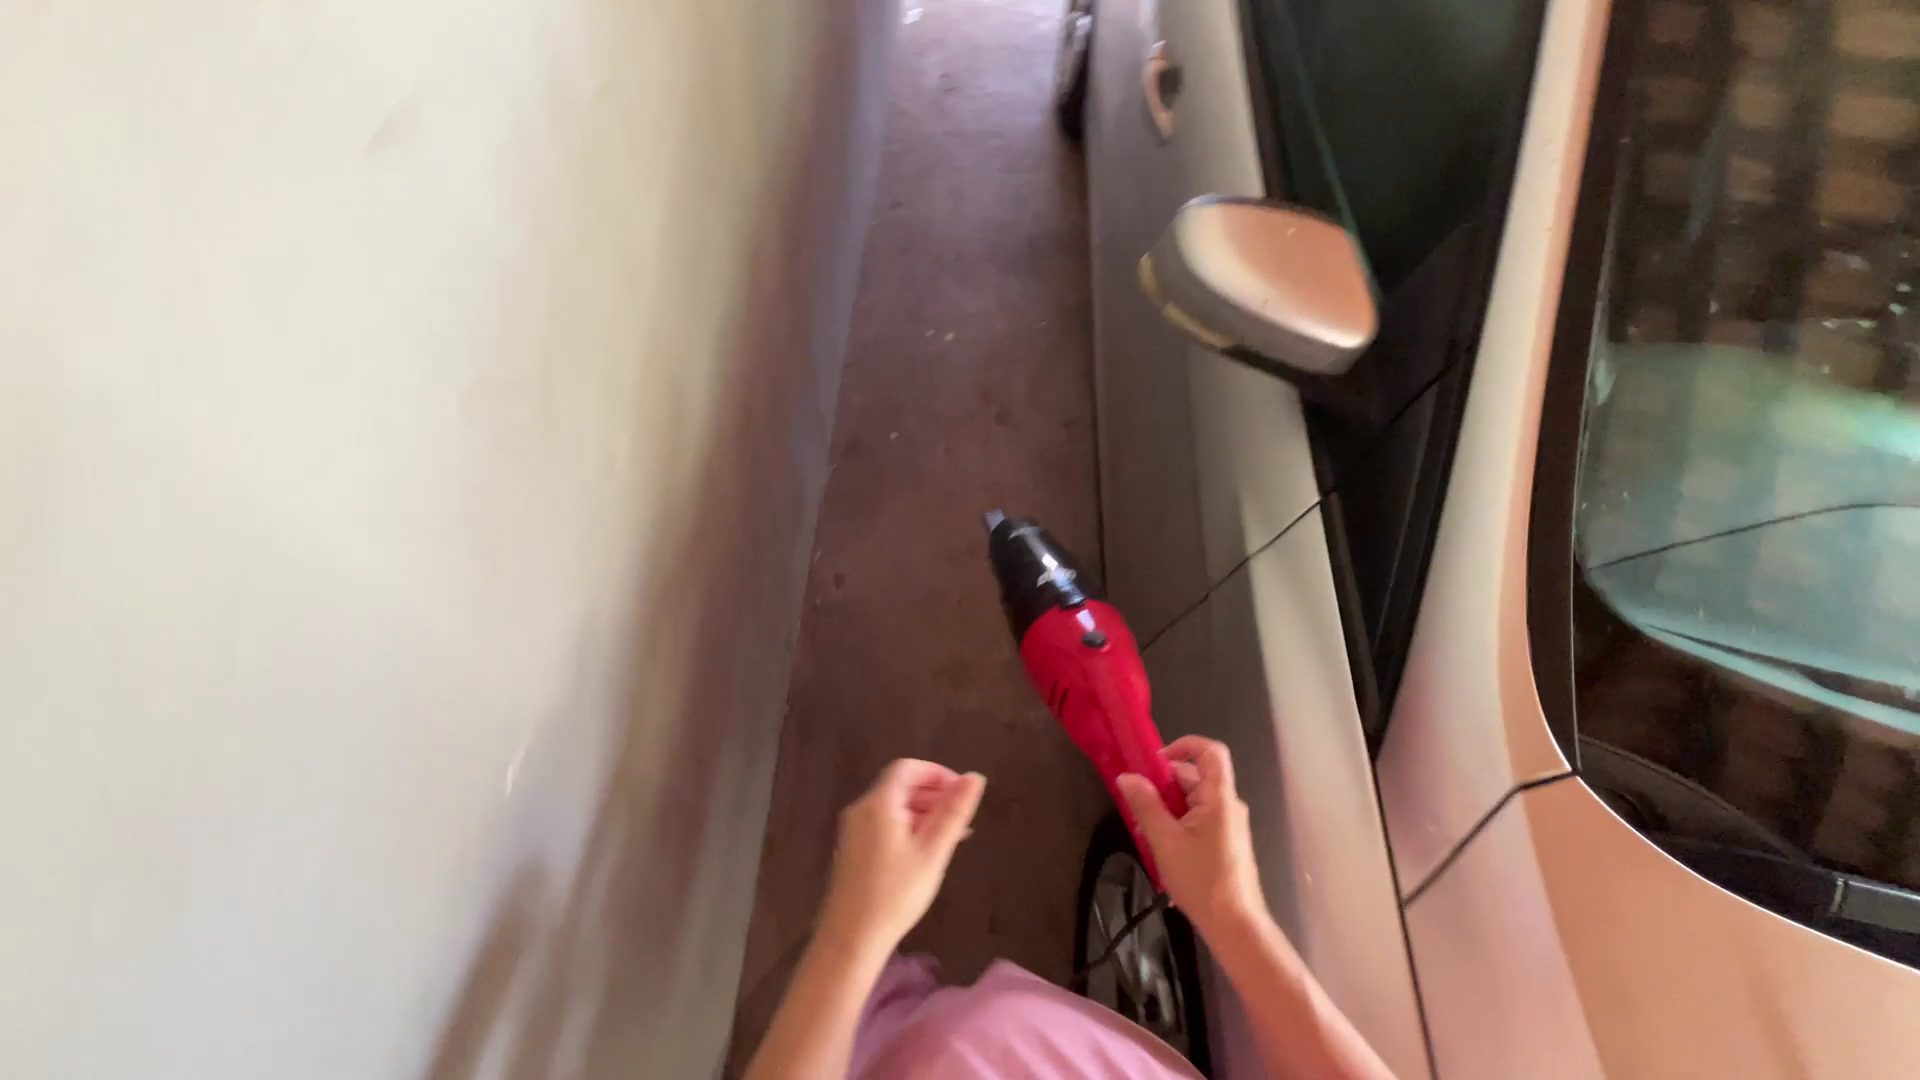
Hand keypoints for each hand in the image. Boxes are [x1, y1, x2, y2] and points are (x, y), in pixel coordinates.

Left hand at [817, 759, 985, 956]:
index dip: (936, 772)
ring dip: (924, 812)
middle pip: (900, 786)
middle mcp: (862, 810)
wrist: (851, 939)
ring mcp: (854, 831)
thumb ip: (954, 812)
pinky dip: (909, 827)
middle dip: (933, 793)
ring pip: (894, 807)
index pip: (907, 768)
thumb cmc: (896, 893)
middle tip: (962, 813)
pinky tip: (927, 850)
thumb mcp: (933, 851)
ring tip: (953, 834)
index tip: (961, 790)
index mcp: (879, 803)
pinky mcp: (854, 850)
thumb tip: (974, 776)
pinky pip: (885, 825)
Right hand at [1115, 736, 1265, 937]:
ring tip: (1148, 832)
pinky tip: (1163, 847)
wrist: (1236, 927)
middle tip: (1139, 805)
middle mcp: (1229, 805)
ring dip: (1168, 807)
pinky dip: (1179, 822)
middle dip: (1164, 785)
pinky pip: (1200, 818)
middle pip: (1196, 776)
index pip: (1211, 751)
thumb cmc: (1202, 880)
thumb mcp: (1165, 841)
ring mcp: (1230, 824)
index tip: (1156, 762)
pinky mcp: (1227, 841)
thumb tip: (1127, 777)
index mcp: (1219, 798)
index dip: (1184, 745)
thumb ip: (1145, 805)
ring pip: (1195, 799)